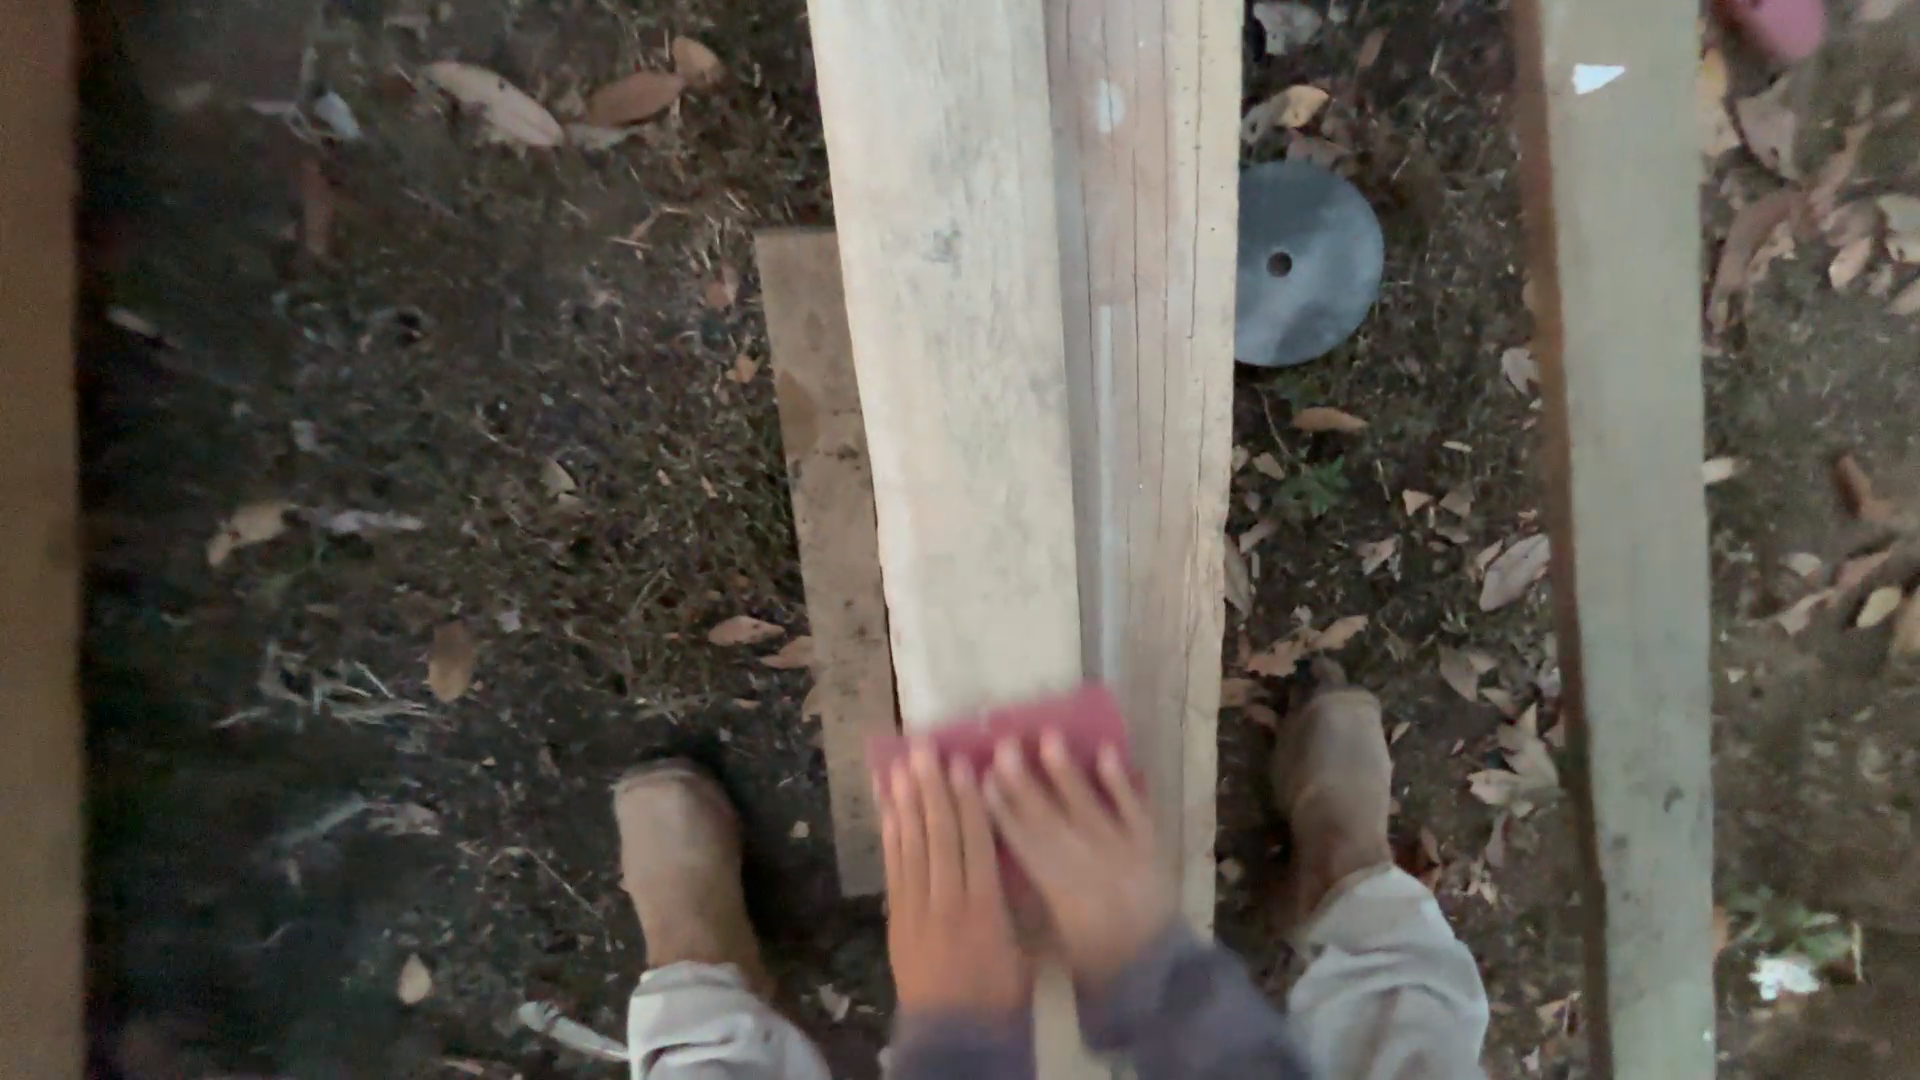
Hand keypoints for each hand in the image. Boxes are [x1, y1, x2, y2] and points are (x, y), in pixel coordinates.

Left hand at [879, 747, 1033, 1017]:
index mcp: (984, 908)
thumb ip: (1016, 897)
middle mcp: (947, 900)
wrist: (955, 1040)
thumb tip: (1015, 846)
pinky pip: (893, 869)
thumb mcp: (1024, 948)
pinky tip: (888, 810)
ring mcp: (916, 908)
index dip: (967, 799)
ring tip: (899, 766)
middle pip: (938, 834)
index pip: (974, 842)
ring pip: (911, 845)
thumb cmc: (1002, 993)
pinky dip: (890, 836)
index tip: (962, 762)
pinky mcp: (897, 918)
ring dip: (905, 803)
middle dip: (931, 788)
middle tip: (923, 748)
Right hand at [984, 734, 1176, 990]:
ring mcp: (1120, 850)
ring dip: (1067, 772)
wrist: (1155, 973)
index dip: (1000, 809)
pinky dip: (1121, 781)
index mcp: (1057, 889)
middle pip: (1049, 817)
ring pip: (1088, 806)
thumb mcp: (1051, 938)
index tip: (980, 777)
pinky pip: (1134, 809)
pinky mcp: (1149, 844)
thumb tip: (996, 854)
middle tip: (1005, 745)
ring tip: (1049, 736)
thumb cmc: (1094, 958)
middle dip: (1024, 781)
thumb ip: (1026, 896)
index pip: (1022, 841)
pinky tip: (1107, 750)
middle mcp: (1085, 864)